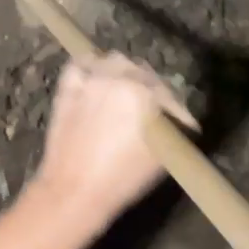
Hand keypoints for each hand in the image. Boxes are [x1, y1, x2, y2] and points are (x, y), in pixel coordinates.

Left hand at [27, 52, 194, 231]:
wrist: (74, 186)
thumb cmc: (123, 177)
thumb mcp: (162, 155)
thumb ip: (173, 128)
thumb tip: (180, 121)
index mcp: (143, 93)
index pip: (169, 95)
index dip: (178, 111)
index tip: (182, 124)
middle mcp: (115, 78)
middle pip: (142, 72)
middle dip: (153, 87)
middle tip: (154, 106)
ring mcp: (88, 80)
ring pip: (113, 62)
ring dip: (124, 72)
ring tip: (127, 89)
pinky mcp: (66, 87)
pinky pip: (80, 65)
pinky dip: (91, 68)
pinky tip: (96, 79)